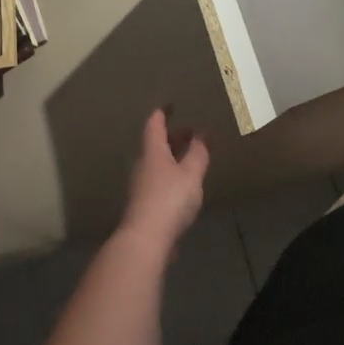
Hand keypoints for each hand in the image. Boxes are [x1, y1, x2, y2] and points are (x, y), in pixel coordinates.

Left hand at [120, 108, 208, 246]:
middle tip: (191, 133)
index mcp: (153, 151)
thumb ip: (198, 153)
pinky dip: (171, 176)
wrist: (145, 240)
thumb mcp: (191, 173)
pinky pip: (159, 182)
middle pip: (156, 144)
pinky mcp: (144, 206)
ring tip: (191, 159)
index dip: (163, 112)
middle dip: (173, 137)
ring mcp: (141, 186)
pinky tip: (184, 187)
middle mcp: (143, 165)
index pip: (154, 124)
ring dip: (173, 158)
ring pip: (157, 164)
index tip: (173, 105)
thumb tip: (202, 133)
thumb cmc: (169, 199)